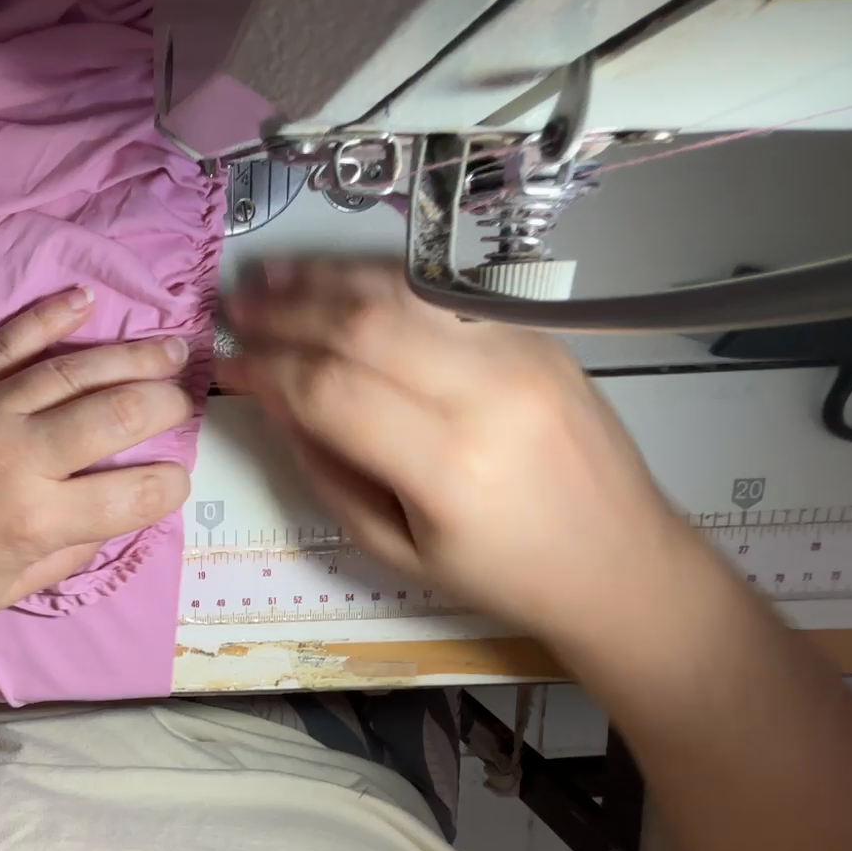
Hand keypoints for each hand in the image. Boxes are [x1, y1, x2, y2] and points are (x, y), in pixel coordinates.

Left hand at [0, 288, 193, 631]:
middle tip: (188, 396)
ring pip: (72, 370)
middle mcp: (16, 457)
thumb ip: (65, 556)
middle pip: (116, 415)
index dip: (168, 486)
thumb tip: (112, 518)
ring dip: (130, 354)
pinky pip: (4, 341)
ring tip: (170, 346)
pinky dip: (47, 317)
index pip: (132, 494)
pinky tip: (85, 299)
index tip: (177, 478)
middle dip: (166, 403)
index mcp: (34, 521)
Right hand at [220, 260, 712, 643]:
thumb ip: (326, 469)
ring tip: (270, 276)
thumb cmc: (499, 574)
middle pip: (363, 326)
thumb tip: (277, 402)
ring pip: (402, 293)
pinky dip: (378, 281)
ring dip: (326, 278)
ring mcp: (520, 352)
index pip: (330, 390)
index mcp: (446, 465)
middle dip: (286, 313)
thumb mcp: (391, 546)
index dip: (267, 372)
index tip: (229, 367)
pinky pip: (442, 293)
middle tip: (237, 310)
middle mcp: (487, 393)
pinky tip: (338, 277)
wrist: (622, 562)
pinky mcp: (535, 335)